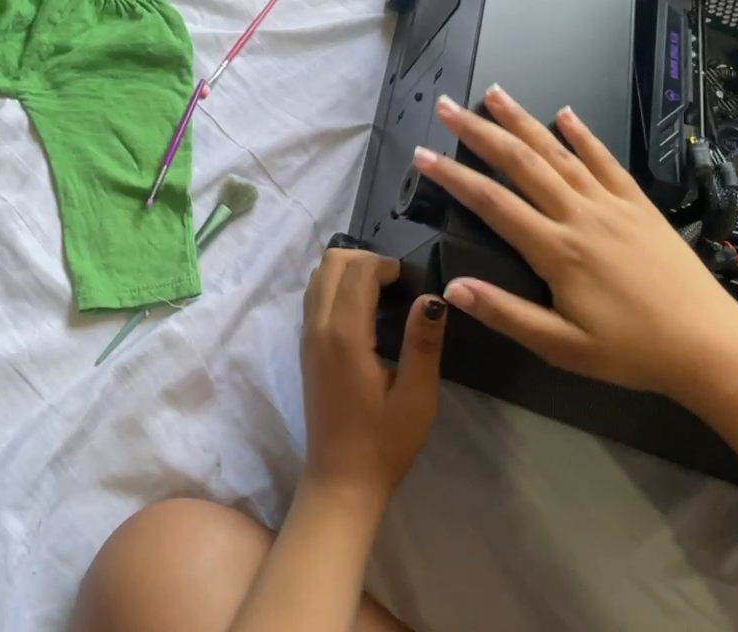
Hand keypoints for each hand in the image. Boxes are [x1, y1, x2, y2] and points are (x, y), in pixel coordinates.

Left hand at [299, 248, 447, 507]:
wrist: (341, 478)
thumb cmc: (384, 441)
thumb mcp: (417, 395)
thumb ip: (422, 342)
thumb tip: (433, 297)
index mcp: (343, 334)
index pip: (357, 271)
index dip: (385, 264)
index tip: (411, 280)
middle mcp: (317, 327)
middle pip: (329, 263)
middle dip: (363, 258)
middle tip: (396, 280)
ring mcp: (306, 336)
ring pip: (316, 277)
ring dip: (346, 270)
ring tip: (381, 290)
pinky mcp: (305, 348)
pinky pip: (313, 297)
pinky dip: (335, 286)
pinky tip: (362, 308)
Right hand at [414, 85, 737, 405]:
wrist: (712, 348)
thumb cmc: (632, 351)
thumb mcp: (562, 347)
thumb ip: (505, 313)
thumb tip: (453, 288)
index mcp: (556, 250)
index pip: (491, 202)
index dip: (452, 176)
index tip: (423, 155)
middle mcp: (580, 216)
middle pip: (520, 163)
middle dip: (478, 132)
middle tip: (447, 107)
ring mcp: (612, 205)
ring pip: (558, 152)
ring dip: (522, 120)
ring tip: (494, 93)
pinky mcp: (640, 206)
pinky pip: (606, 162)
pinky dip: (584, 135)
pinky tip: (565, 114)